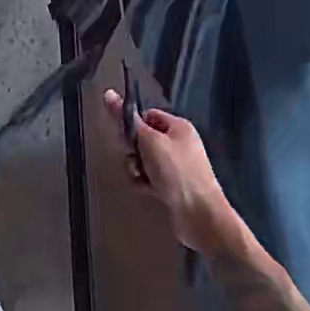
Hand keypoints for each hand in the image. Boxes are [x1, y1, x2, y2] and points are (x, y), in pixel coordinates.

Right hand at [101, 90, 237, 251]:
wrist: (200, 216)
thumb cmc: (178, 173)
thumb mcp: (149, 141)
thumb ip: (127, 120)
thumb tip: (109, 94)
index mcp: (178, 127)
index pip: (147, 116)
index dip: (133, 125)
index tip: (125, 137)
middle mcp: (179, 144)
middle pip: (143, 140)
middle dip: (133, 151)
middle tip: (136, 160)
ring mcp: (176, 166)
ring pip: (144, 161)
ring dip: (137, 170)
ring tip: (142, 179)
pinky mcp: (173, 186)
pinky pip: (150, 178)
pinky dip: (145, 183)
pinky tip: (148, 190)